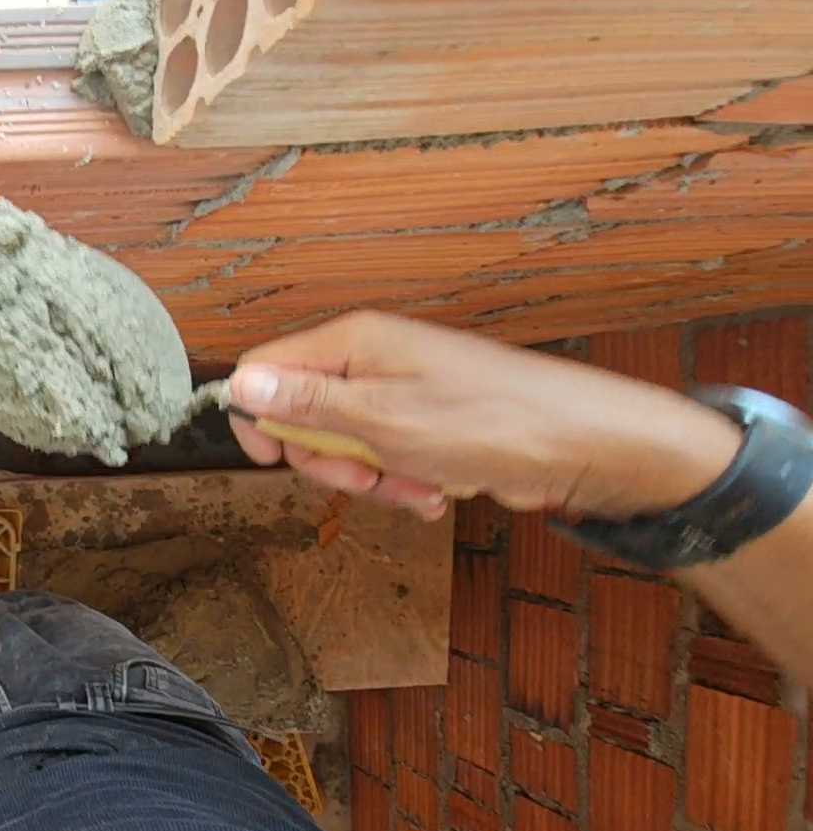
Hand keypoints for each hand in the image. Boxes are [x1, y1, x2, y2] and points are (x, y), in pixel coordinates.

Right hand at [227, 311, 744, 520]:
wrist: (594, 447)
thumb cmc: (489, 425)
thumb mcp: (379, 419)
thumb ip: (302, 403)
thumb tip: (236, 385)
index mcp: (351, 343)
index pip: (262, 371)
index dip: (254, 417)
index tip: (271, 460)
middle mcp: (367, 358)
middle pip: (296, 411)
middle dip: (322, 457)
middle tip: (359, 479)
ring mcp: (393, 387)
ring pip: (336, 438)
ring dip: (363, 474)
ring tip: (410, 487)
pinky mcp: (417, 415)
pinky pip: (375, 450)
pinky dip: (394, 476)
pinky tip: (429, 488)